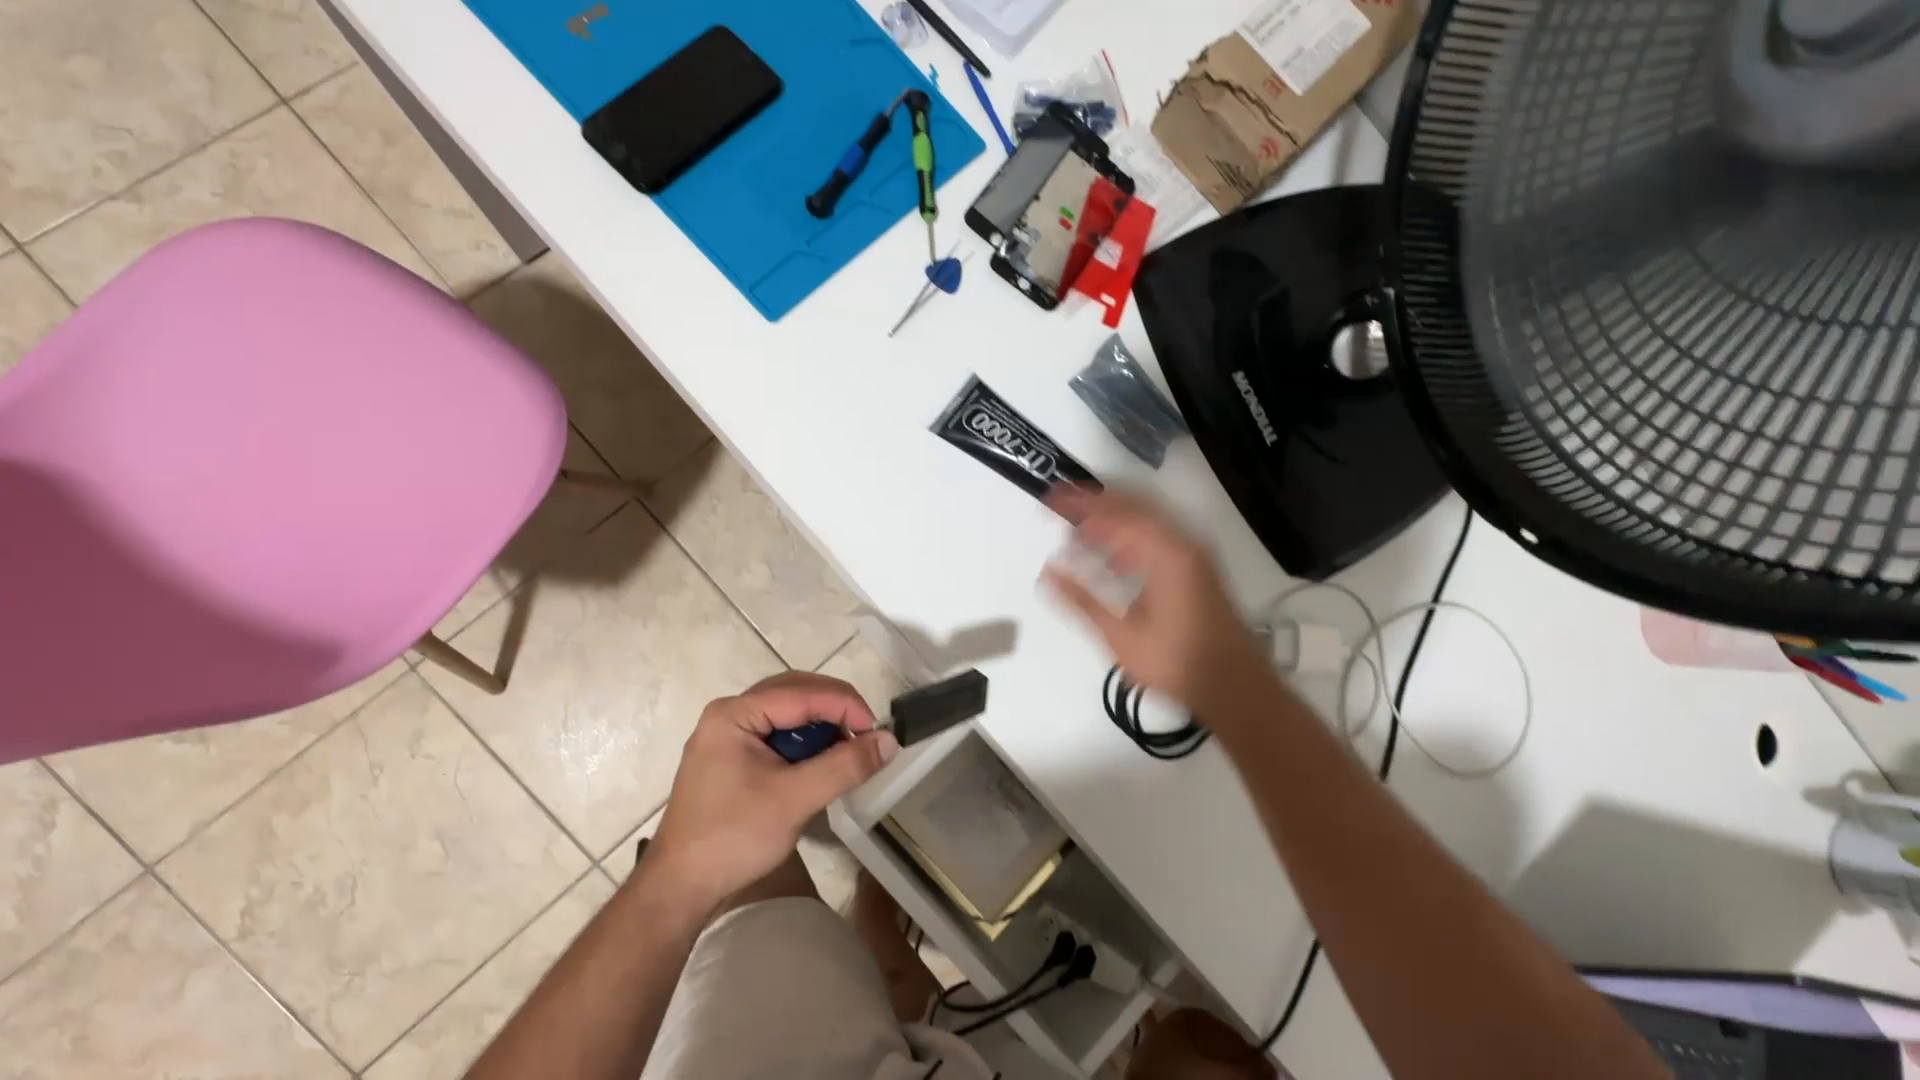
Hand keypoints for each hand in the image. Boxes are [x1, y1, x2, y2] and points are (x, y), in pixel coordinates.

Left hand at [647, 672, 898, 906]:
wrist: (680, 887)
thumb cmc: (733, 837)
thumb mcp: (795, 800)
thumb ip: (844, 766)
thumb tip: (889, 741)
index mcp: (734, 714)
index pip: (802, 692)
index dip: (845, 705)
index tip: (878, 731)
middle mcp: (728, 714)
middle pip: (794, 692)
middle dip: (834, 709)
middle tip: (866, 735)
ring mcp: (727, 736)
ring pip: (786, 712)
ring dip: (821, 725)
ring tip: (848, 749)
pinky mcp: (730, 758)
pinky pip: (776, 733)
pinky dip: (804, 742)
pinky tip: (821, 763)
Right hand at [1042, 488, 1273, 719]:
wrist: (1235, 687)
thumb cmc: (1177, 663)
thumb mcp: (1121, 636)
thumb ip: (1082, 601)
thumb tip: (1047, 573)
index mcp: (1166, 553)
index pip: (1116, 511)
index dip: (1080, 503)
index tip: (1051, 502)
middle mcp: (1184, 543)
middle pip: (1135, 504)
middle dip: (1096, 503)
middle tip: (1062, 506)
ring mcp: (1196, 555)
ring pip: (1149, 519)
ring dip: (1114, 519)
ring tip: (1081, 532)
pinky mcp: (1199, 569)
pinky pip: (1161, 536)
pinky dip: (1132, 536)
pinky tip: (1114, 560)